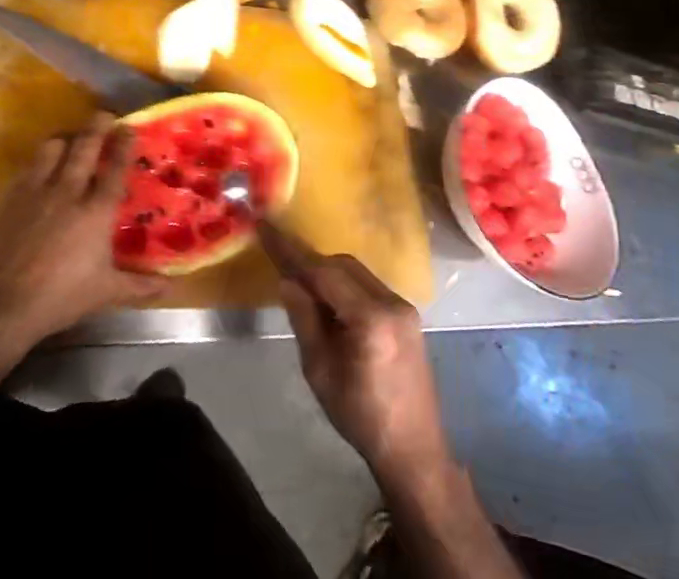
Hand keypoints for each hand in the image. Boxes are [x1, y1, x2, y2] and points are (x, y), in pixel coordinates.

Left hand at [0, 114, 167, 343]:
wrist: (5, 301)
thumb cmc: (62, 295)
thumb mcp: (107, 292)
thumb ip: (140, 285)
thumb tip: (171, 287)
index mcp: (96, 211)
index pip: (114, 169)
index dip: (123, 145)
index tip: (129, 126)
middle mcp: (68, 192)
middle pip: (84, 148)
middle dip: (96, 127)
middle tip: (104, 115)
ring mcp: (36, 191)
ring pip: (52, 149)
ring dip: (65, 139)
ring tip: (72, 139)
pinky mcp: (12, 198)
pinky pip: (29, 167)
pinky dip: (40, 161)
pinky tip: (42, 168)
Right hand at [260, 224, 450, 479]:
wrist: (413, 448)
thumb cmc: (360, 415)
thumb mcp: (319, 370)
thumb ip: (304, 319)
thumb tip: (288, 281)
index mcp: (370, 318)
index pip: (324, 272)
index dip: (291, 251)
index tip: (266, 229)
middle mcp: (392, 303)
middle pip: (343, 266)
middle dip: (310, 263)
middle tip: (280, 266)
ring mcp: (404, 308)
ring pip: (357, 274)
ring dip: (328, 274)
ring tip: (301, 287)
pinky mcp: (407, 317)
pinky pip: (369, 287)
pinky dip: (345, 286)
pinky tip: (328, 303)